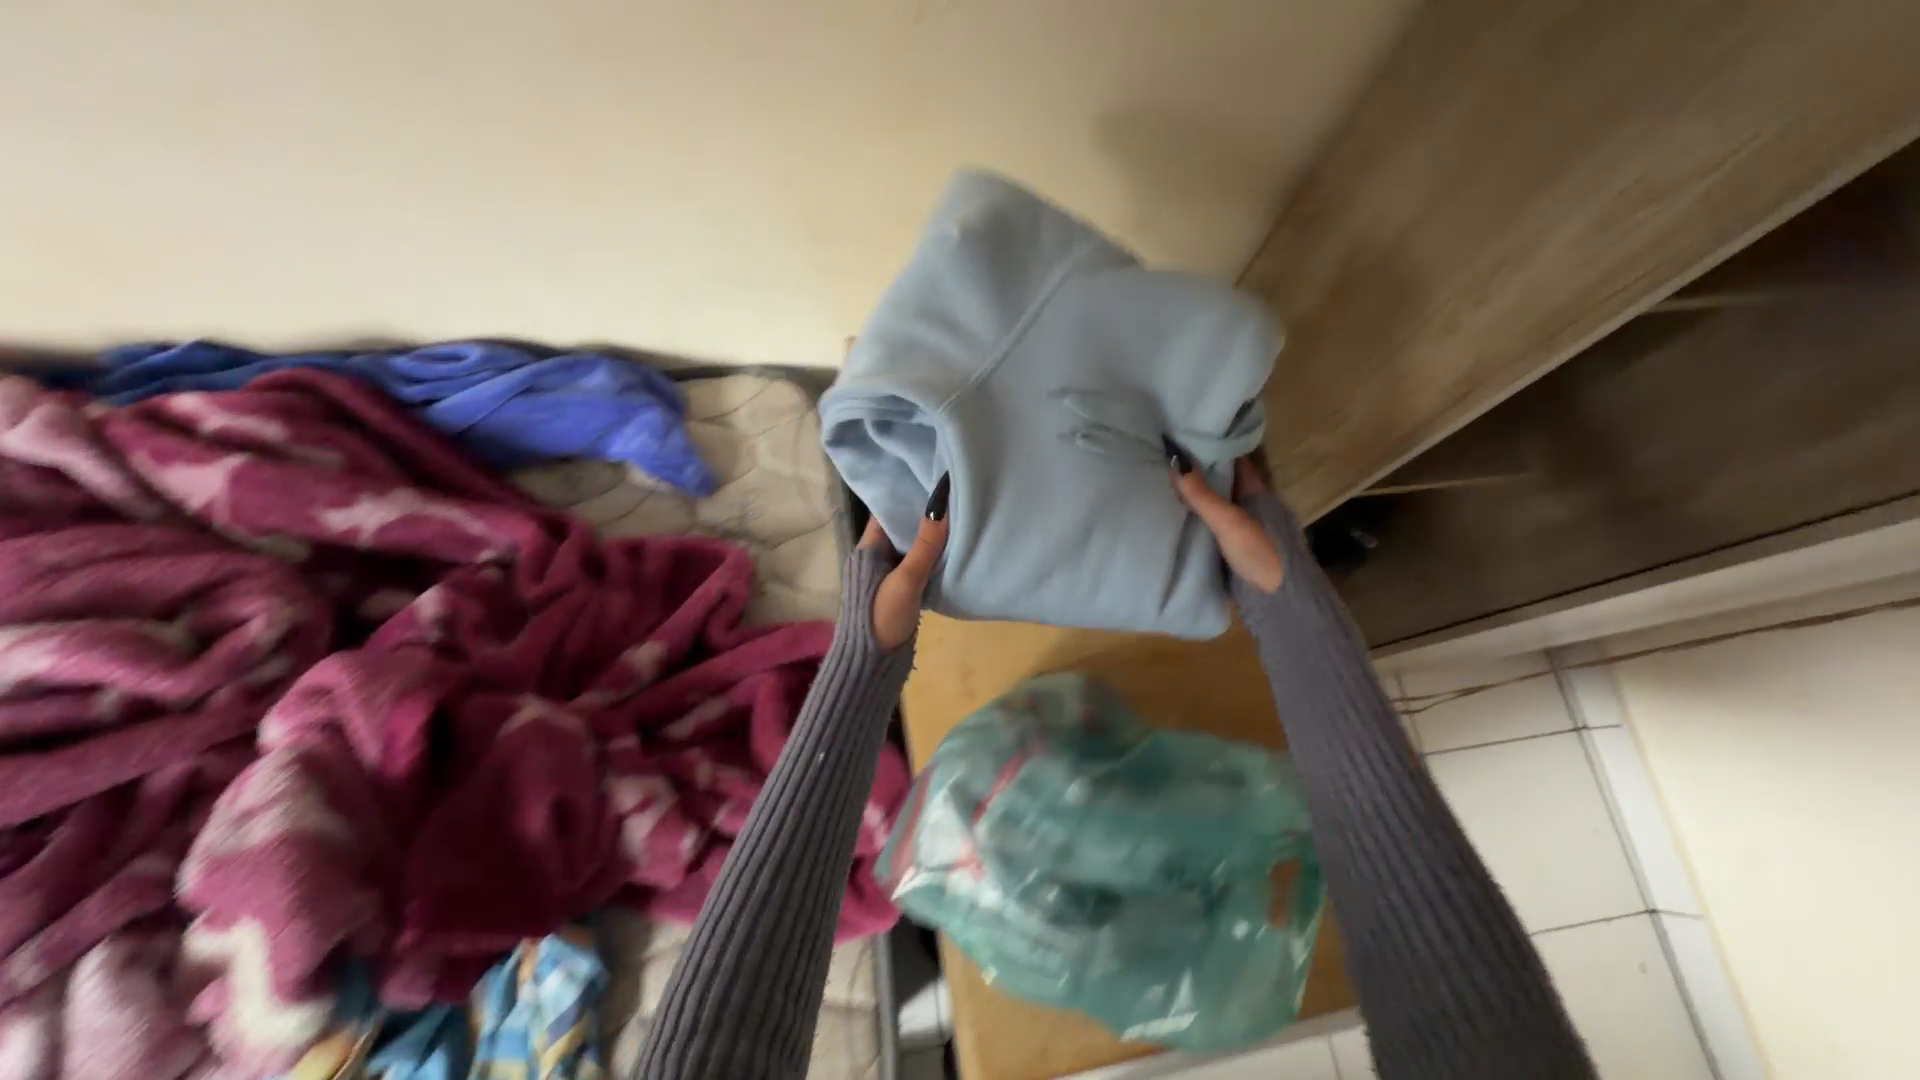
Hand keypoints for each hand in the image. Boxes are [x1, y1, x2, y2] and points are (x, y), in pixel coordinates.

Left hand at [858, 474, 951, 648]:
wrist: (872, 663)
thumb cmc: (881, 616)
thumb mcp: (906, 579)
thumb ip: (925, 544)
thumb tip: (941, 501)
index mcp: (868, 548)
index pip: (887, 511)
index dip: (908, 493)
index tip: (934, 478)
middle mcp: (876, 557)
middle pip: (902, 527)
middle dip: (924, 513)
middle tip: (955, 493)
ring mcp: (889, 575)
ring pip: (912, 546)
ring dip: (931, 536)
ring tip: (961, 514)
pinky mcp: (901, 590)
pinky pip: (919, 564)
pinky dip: (934, 556)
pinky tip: (955, 548)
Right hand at [1167, 450, 1284, 592]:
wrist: (1279, 603)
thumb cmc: (1261, 554)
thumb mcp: (1229, 522)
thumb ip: (1201, 494)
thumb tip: (1173, 457)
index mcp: (1258, 492)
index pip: (1233, 459)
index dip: (1211, 447)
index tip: (1182, 436)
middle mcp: (1251, 506)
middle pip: (1220, 482)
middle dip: (1195, 472)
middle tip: (1160, 458)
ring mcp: (1241, 529)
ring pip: (1213, 506)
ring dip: (1191, 498)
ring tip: (1157, 482)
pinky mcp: (1231, 550)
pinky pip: (1207, 528)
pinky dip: (1191, 521)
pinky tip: (1169, 517)